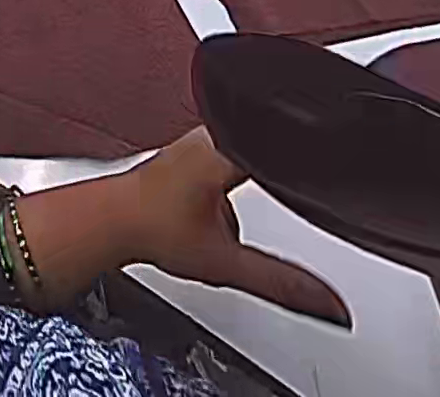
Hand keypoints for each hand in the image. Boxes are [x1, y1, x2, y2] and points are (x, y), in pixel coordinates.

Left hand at [119, 129, 349, 325]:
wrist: (111, 221)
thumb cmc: (153, 229)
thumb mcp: (225, 263)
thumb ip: (280, 282)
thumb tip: (328, 303)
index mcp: (222, 151)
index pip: (277, 141)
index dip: (305, 159)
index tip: (319, 174)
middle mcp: (208, 136)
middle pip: (263, 144)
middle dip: (279, 168)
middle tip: (285, 192)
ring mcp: (195, 140)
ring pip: (243, 150)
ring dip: (254, 172)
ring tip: (245, 201)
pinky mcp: (187, 149)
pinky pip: (224, 152)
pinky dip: (233, 174)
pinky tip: (218, 202)